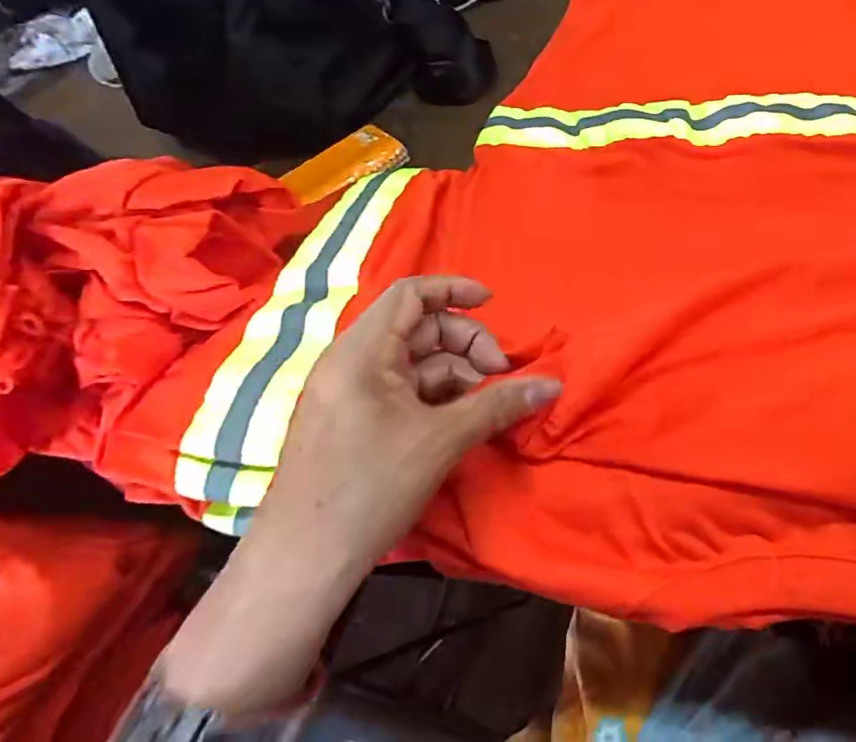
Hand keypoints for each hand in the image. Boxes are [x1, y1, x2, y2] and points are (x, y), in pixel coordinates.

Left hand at [253, 275, 560, 572]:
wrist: (302, 565)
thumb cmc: (369, 487)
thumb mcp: (444, 439)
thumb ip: (501, 403)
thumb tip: (553, 385)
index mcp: (361, 353)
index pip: (410, 295)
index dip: (454, 290)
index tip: (492, 303)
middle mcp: (352, 364)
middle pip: (421, 328)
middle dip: (468, 343)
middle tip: (500, 375)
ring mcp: (352, 395)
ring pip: (418, 363)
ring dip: (459, 374)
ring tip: (488, 403)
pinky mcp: (357, 422)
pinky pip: (407, 390)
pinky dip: (440, 396)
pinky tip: (464, 419)